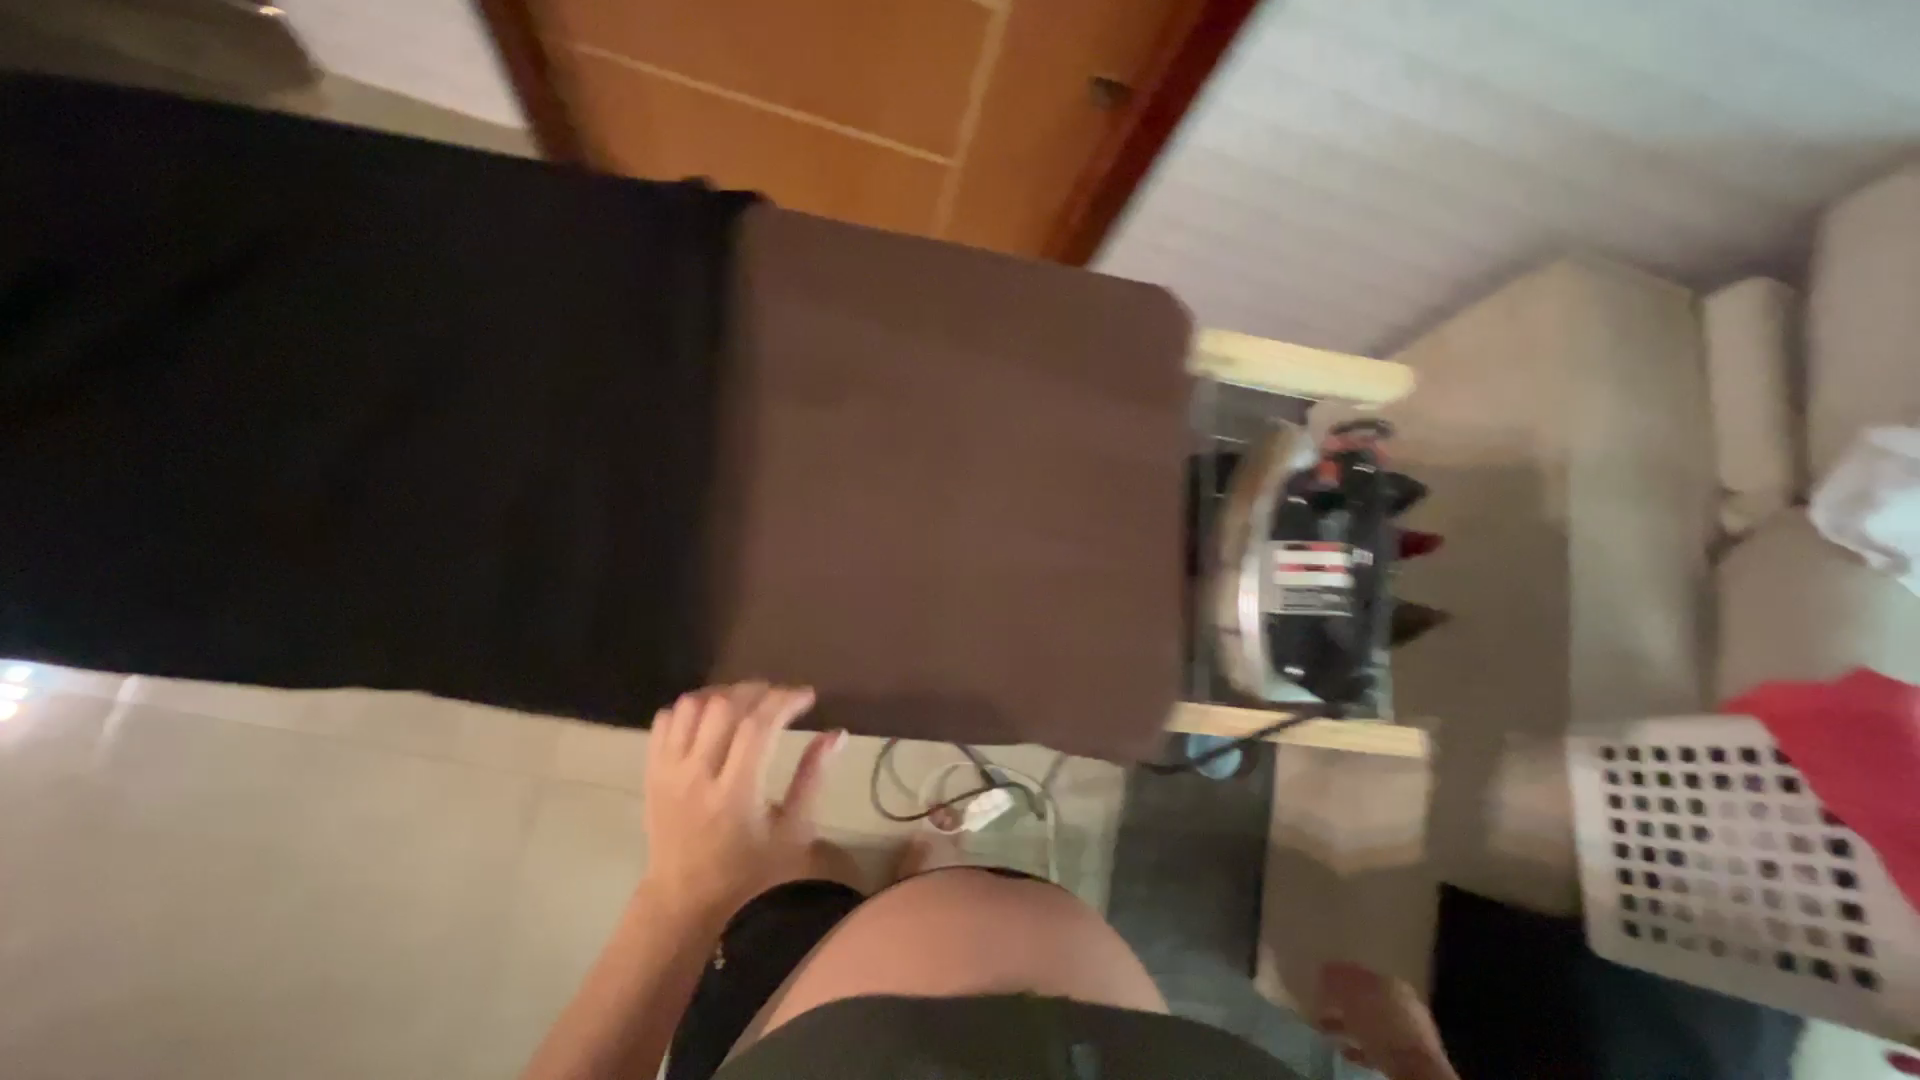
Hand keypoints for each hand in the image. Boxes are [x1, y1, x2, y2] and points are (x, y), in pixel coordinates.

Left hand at [643, 682, 843, 916]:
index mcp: (735, 794)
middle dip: (758, 691)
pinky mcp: (650, 770)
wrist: (684, 895)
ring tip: (748, 702)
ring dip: (725, 694)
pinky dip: (692, 707)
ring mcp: (667, 771)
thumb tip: (836, 734)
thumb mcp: (792, 832)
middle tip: (780, 697)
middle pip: (724, 707)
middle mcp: (696, 776)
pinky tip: (713, 716)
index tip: (807, 696)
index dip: (785, 701)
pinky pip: (666, 719)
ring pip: (692, 706)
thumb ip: (813, 779)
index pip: (758, 727)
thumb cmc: (748, 869)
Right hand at [1314, 962, 1458, 1079]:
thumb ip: (1337, 980)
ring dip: (1346, 1025)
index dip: (1337, 975)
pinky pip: (1376, 1047)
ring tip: (1324, 1029)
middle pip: (1364, 998)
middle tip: (1319, 1004)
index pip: (1359, 973)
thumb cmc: (1382, 1025)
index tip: (1318, 981)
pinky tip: (1344, 1050)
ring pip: (1369, 1023)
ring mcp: (1405, 1030)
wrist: (1414, 1068)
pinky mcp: (1404, 1055)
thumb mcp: (1353, 996)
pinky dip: (1359, 1047)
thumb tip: (1325, 968)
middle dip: (1340, 1002)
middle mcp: (1400, 1003)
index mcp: (1390, 983)